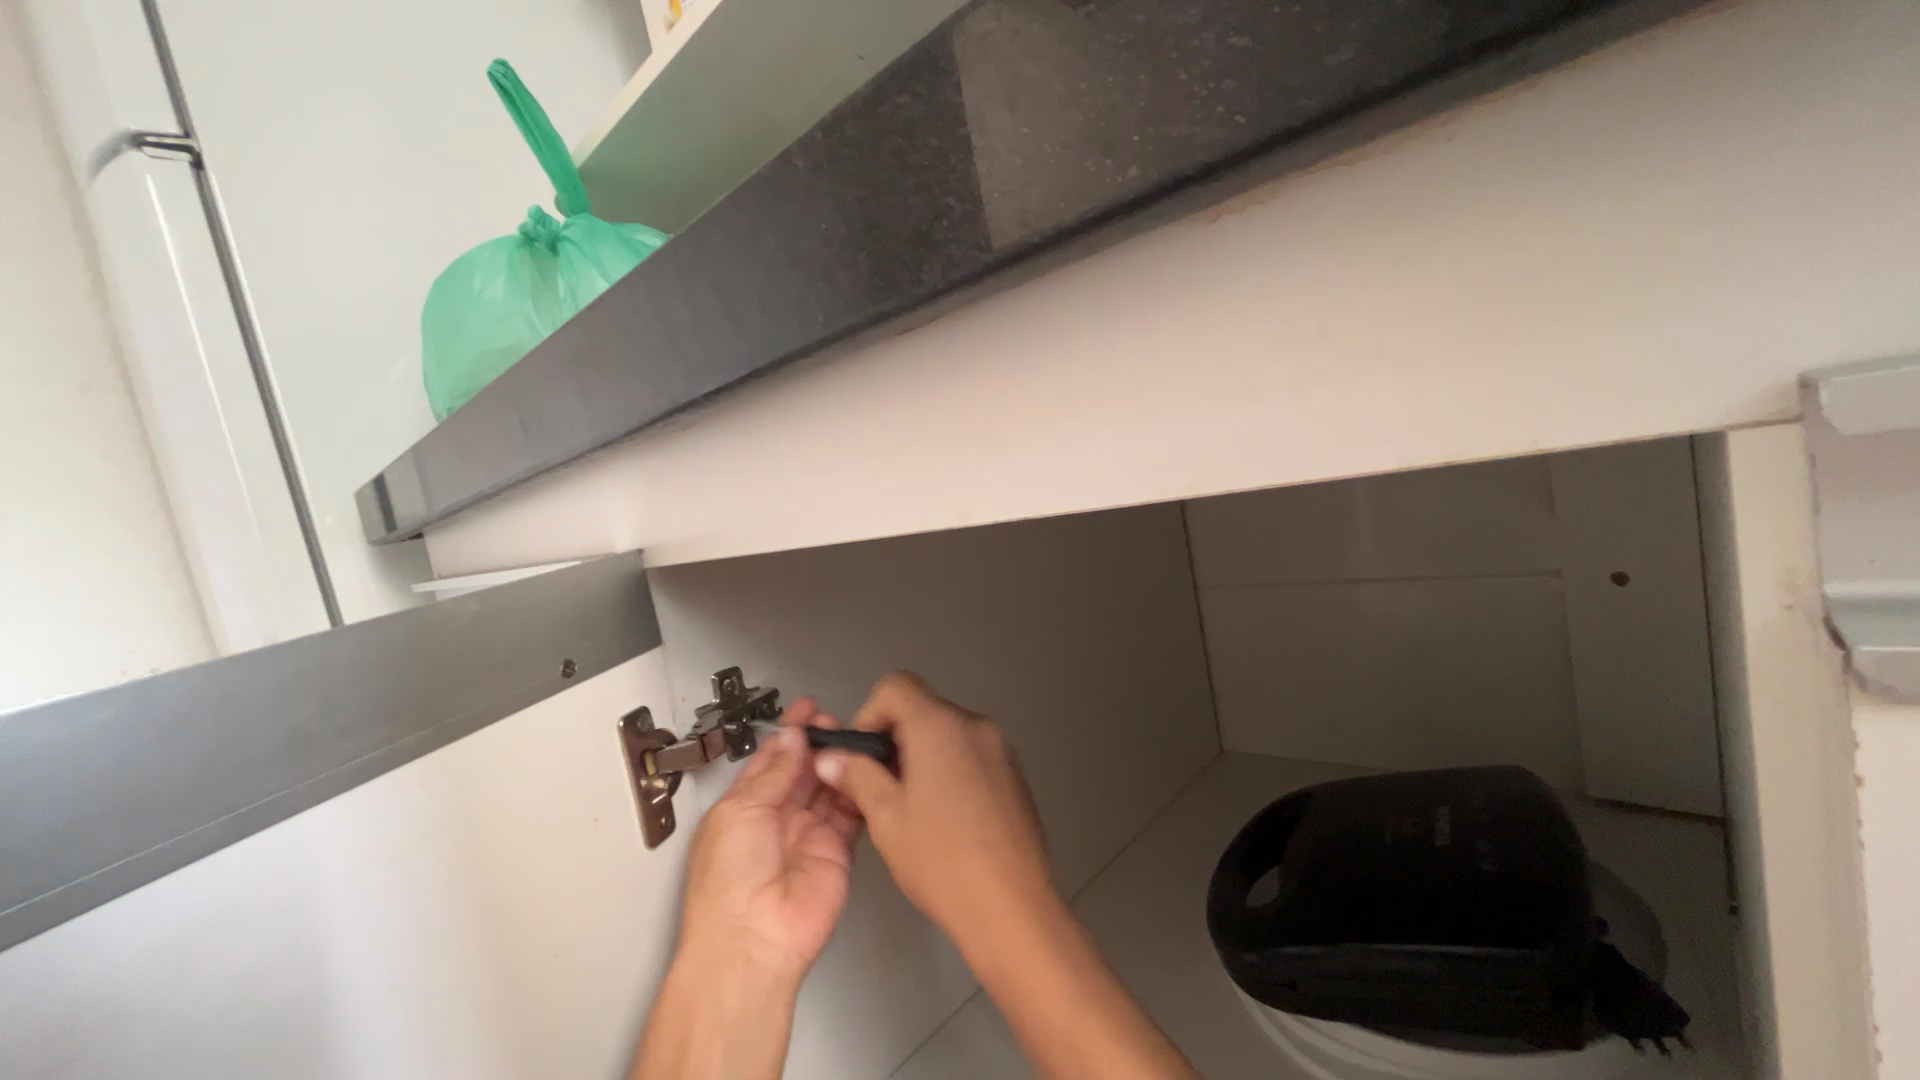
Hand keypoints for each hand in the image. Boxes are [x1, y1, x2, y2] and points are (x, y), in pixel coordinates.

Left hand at [677, 698, 862, 980]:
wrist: (754, 941)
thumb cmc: (728, 881)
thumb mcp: (741, 812)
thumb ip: (774, 772)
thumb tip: (792, 738)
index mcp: (743, 807)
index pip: (770, 761)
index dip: (789, 733)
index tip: (807, 708)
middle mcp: (777, 818)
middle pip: (802, 770)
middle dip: (817, 743)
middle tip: (835, 719)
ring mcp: (808, 833)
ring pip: (828, 787)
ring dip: (839, 761)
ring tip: (854, 735)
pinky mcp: (837, 850)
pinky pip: (851, 812)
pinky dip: (859, 788)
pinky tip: (867, 765)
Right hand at [812, 673, 1054, 957]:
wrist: (1012, 907)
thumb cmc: (941, 859)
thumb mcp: (886, 817)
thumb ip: (857, 776)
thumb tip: (830, 757)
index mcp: (941, 726)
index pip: (896, 685)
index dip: (868, 714)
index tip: (863, 759)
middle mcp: (975, 725)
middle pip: (923, 708)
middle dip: (893, 740)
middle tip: (879, 790)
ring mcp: (1001, 750)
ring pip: (947, 734)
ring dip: (921, 757)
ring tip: (911, 810)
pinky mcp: (1015, 775)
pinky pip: (971, 755)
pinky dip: (949, 770)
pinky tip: (946, 820)